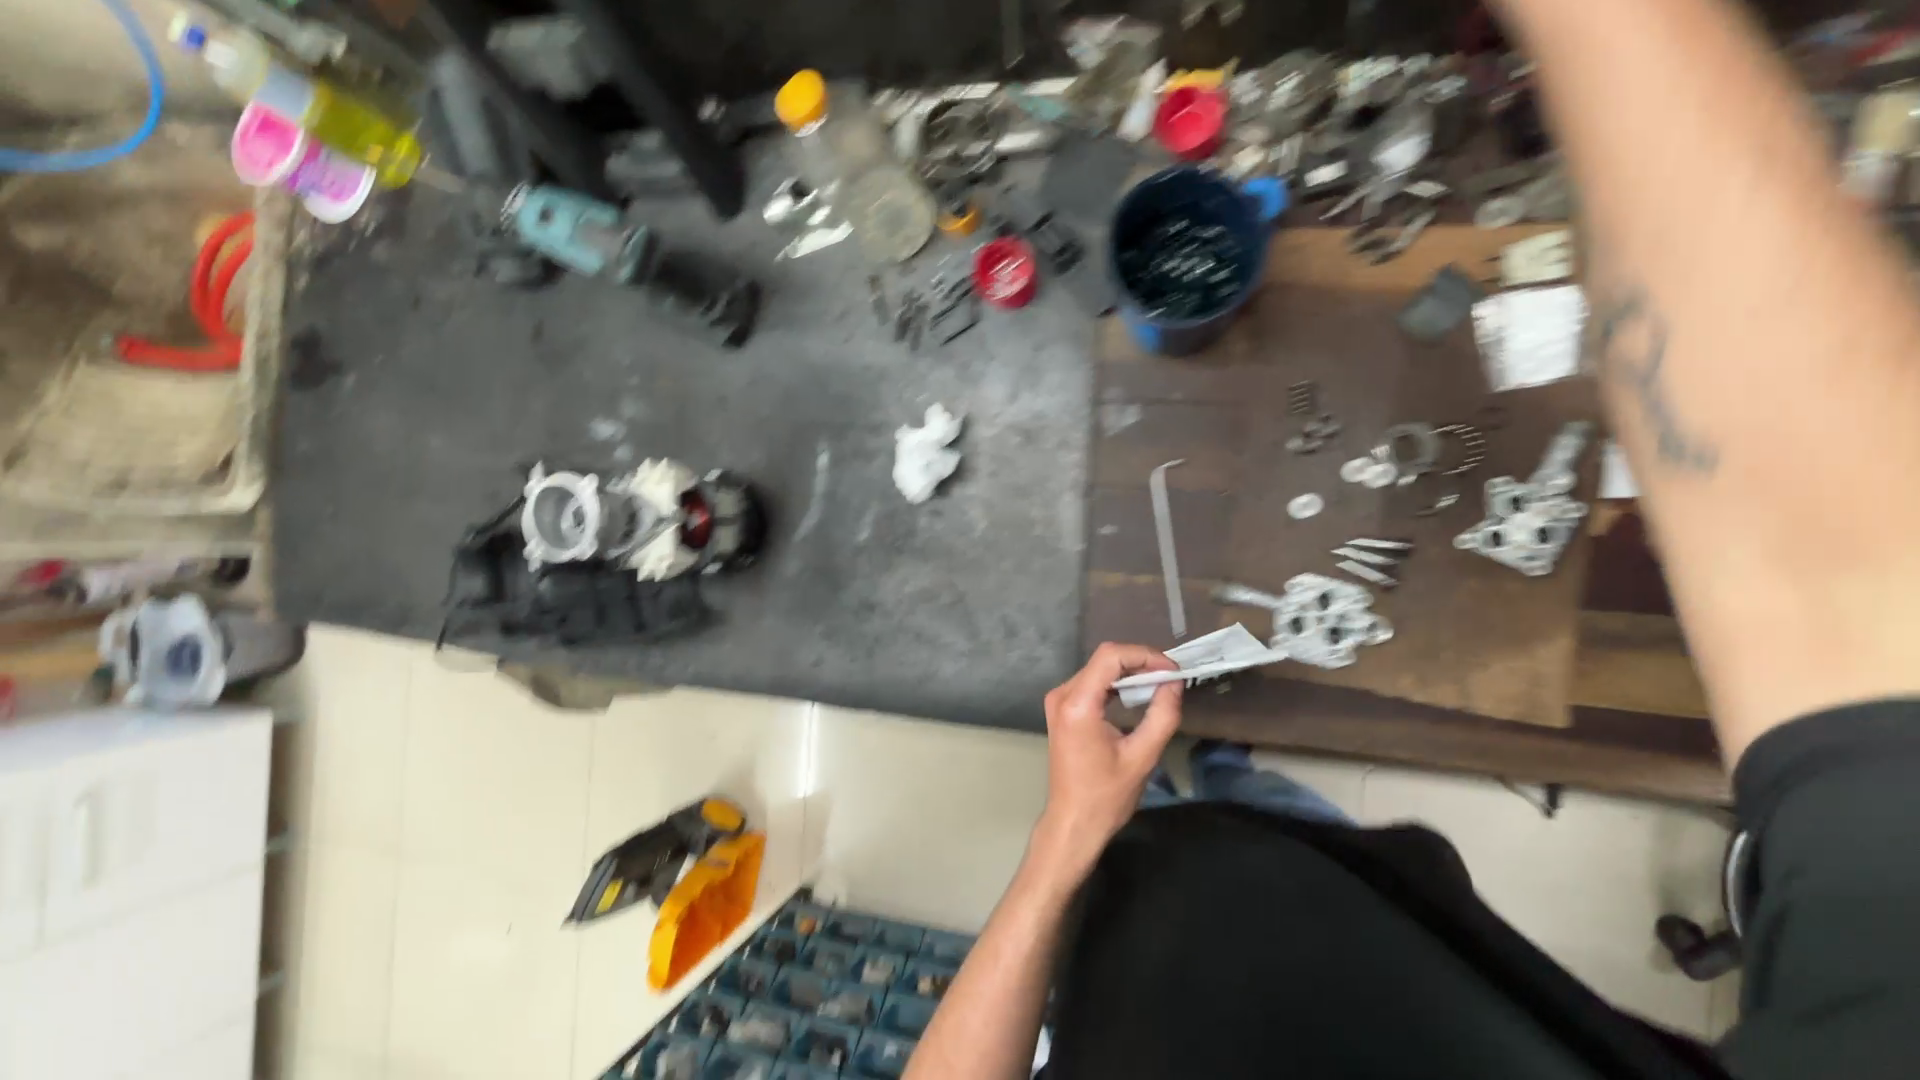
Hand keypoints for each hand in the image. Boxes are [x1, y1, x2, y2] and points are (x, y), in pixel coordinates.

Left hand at [1030, 643, 1183, 882]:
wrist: (1073, 822)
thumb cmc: (1106, 796)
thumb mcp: (1143, 756)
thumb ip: (1162, 715)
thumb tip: (1174, 683)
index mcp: (1077, 704)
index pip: (1110, 656)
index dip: (1144, 655)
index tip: (1172, 670)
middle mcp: (1062, 695)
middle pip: (1104, 660)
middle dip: (1140, 662)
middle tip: (1172, 678)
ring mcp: (1058, 702)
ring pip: (1098, 669)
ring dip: (1130, 672)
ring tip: (1161, 684)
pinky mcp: (1063, 710)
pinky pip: (1092, 684)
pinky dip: (1117, 684)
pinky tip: (1138, 694)